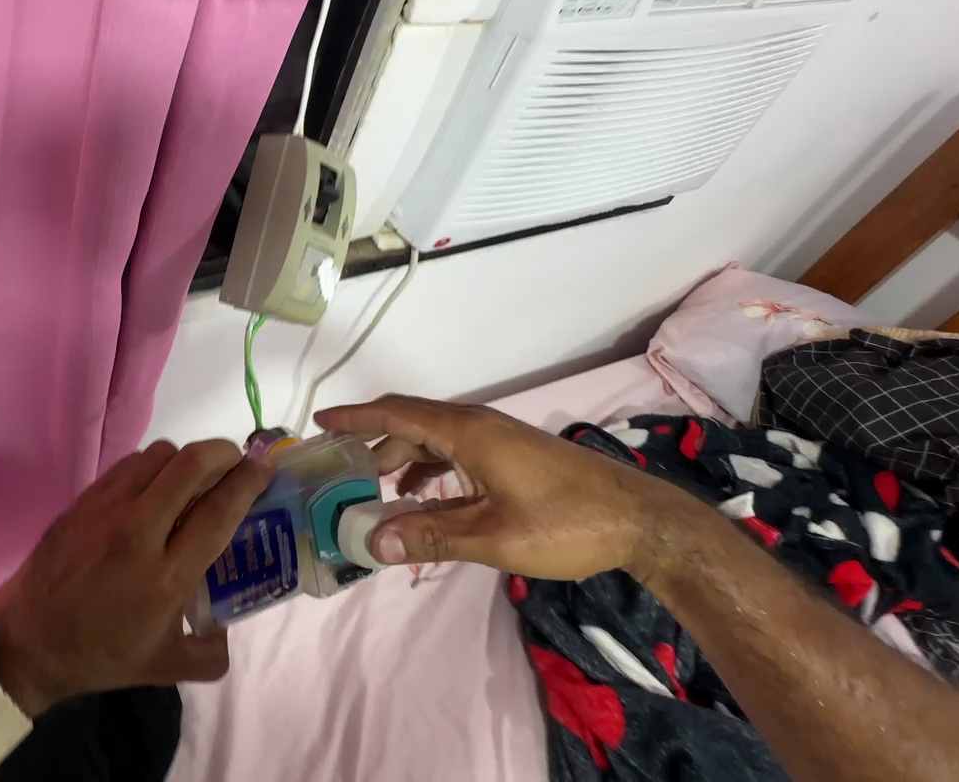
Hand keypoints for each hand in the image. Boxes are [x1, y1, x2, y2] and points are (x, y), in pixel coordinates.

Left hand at [0, 440, 274, 714]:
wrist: (29, 638)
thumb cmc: (101, 653)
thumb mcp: (165, 667)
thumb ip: (211, 652)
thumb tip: (232, 625)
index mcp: (166, 577)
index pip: (218, 512)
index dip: (249, 482)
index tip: (265, 466)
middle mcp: (139, 532)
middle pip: (192, 465)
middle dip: (224, 452)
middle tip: (238, 460)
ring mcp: (109, 508)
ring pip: (161, 455)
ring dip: (188, 457)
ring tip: (197, 476)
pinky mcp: (88, 497)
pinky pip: (131, 462)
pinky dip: (155, 464)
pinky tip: (158, 485)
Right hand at [314, 395, 689, 581]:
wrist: (638, 520)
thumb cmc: (564, 523)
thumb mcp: (493, 536)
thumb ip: (430, 535)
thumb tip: (372, 543)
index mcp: (465, 432)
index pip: (395, 414)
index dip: (355, 417)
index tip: (320, 422)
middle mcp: (474, 425)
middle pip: (408, 422)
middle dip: (370, 439)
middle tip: (337, 463)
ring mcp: (493, 437)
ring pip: (430, 436)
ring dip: (399, 456)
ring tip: (372, 488)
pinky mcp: (507, 453)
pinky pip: (450, 449)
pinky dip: (426, 466)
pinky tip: (420, 496)